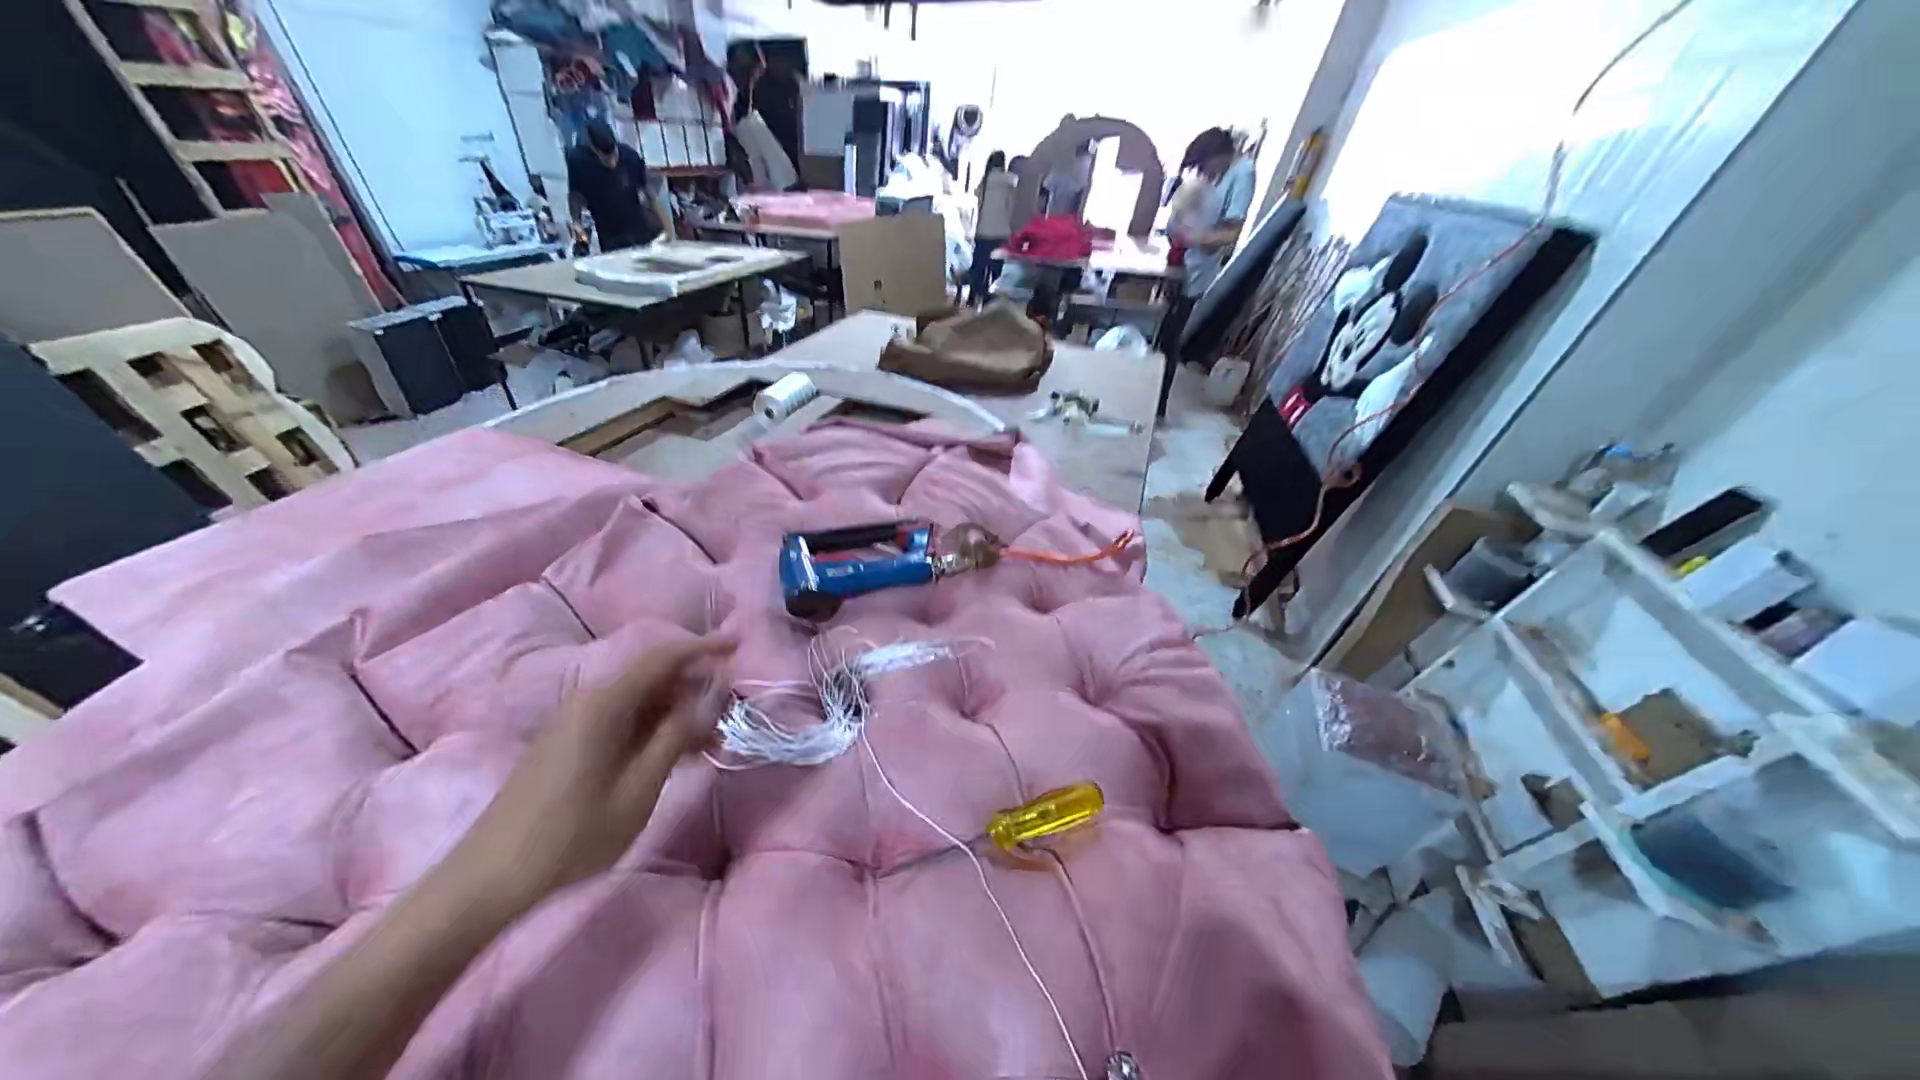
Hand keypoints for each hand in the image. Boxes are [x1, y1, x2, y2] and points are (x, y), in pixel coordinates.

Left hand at [434, 637, 733, 917]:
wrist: (490, 877)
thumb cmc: (572, 833)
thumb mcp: (639, 787)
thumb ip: (677, 735)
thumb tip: (710, 695)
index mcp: (605, 703)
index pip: (664, 657)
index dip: (704, 648)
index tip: (739, 646)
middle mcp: (590, 701)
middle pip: (654, 677)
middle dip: (697, 688)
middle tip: (732, 713)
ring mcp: (578, 721)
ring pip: (642, 701)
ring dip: (680, 713)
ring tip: (714, 742)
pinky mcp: (572, 742)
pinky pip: (625, 720)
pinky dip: (656, 729)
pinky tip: (679, 755)